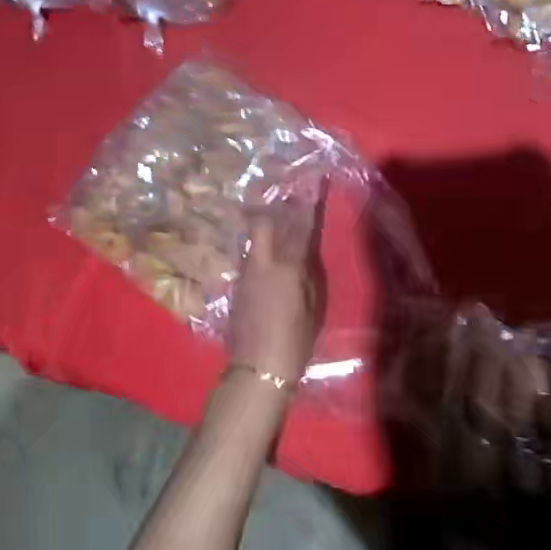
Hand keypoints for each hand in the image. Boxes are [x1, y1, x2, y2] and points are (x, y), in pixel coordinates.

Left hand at [227, 184, 326, 382]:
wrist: (257, 369)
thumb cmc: (295, 341)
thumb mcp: (313, 307)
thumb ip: (309, 276)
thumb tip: (305, 257)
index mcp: (288, 267)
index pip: (301, 227)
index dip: (308, 202)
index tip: (312, 180)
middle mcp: (263, 263)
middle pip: (264, 222)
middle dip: (274, 206)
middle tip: (286, 194)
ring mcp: (246, 274)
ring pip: (255, 239)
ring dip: (266, 226)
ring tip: (277, 218)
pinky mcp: (237, 287)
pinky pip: (251, 257)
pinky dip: (261, 249)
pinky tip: (268, 253)